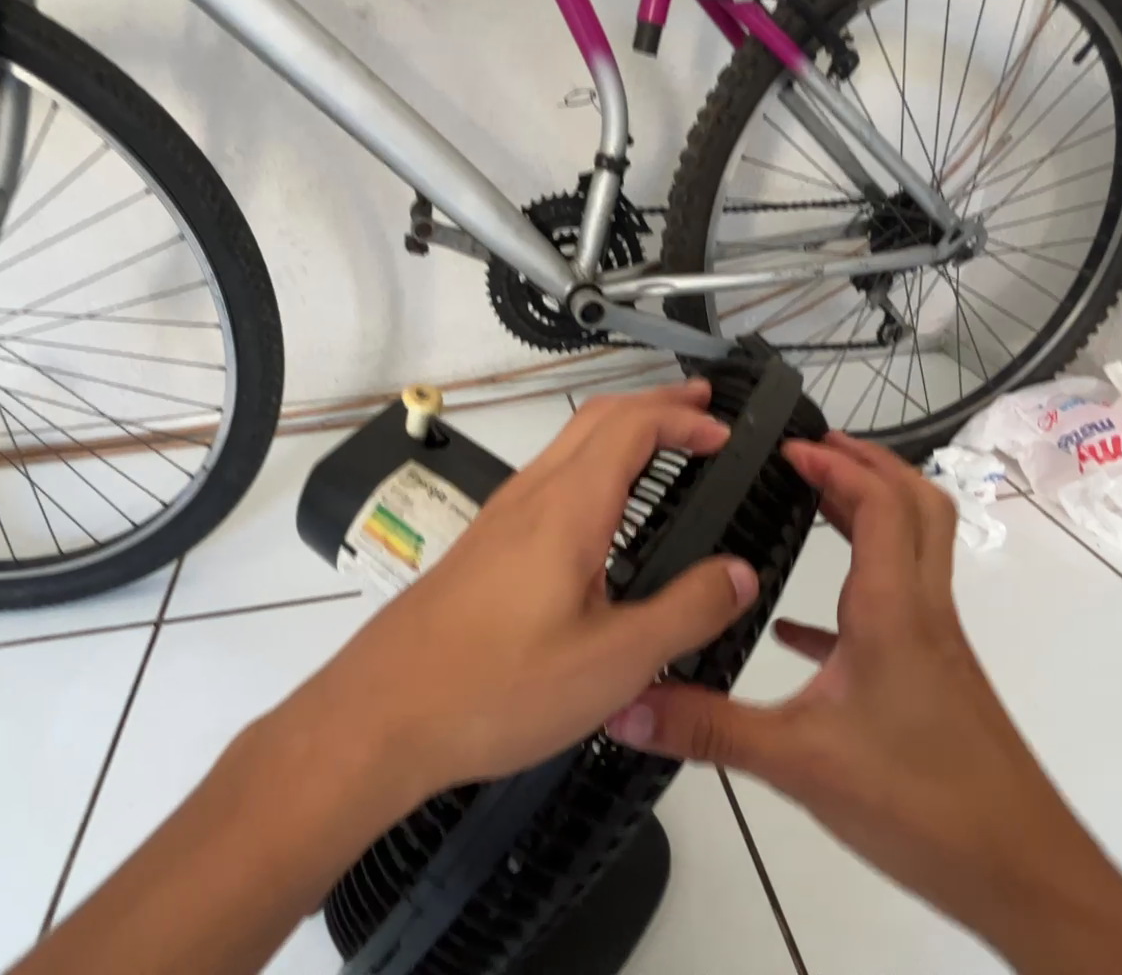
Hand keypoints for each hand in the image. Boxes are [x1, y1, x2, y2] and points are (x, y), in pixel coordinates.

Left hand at [295, 380, 759, 793]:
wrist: (381, 716)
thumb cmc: (496, 688)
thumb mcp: (614, 661)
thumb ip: (687, 611)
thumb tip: (739, 574)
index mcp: (566, 509)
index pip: (632, 427)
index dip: (684, 419)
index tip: (725, 435)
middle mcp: (529, 498)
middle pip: (596, 419)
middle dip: (654, 405)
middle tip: (699, 412)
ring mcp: (498, 521)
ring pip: (566, 448)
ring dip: (619, 434)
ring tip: (660, 453)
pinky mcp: (482, 550)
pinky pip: (546, 483)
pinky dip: (590, 470)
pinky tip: (600, 519)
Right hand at [606, 432, 1121, 973]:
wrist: (1022, 876)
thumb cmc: (920, 804)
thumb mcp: (796, 762)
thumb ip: (706, 729)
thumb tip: (622, 705)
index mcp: (893, 611)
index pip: (880, 503)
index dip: (837, 465)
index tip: (785, 448)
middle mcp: (922, 613)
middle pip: (916, 507)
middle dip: (867, 466)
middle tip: (810, 453)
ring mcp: (933, 646)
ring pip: (913, 552)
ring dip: (869, 515)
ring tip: (810, 505)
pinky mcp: (930, 681)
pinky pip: (893, 614)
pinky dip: (853, 593)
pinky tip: (801, 629)